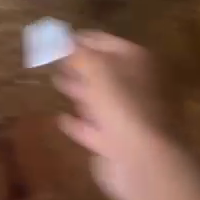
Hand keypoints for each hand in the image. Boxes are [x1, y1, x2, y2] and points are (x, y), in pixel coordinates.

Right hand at [52, 32, 188, 199]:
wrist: (145, 161)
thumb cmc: (122, 104)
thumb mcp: (94, 68)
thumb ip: (76, 52)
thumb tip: (60, 38)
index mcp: (137, 60)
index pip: (102, 41)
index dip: (78, 39)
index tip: (55, 39)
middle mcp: (139, 84)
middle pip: (104, 70)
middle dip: (79, 66)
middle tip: (54, 61)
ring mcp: (133, 115)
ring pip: (101, 98)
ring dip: (79, 91)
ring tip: (56, 83)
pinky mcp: (123, 143)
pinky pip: (97, 127)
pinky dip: (80, 123)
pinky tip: (62, 119)